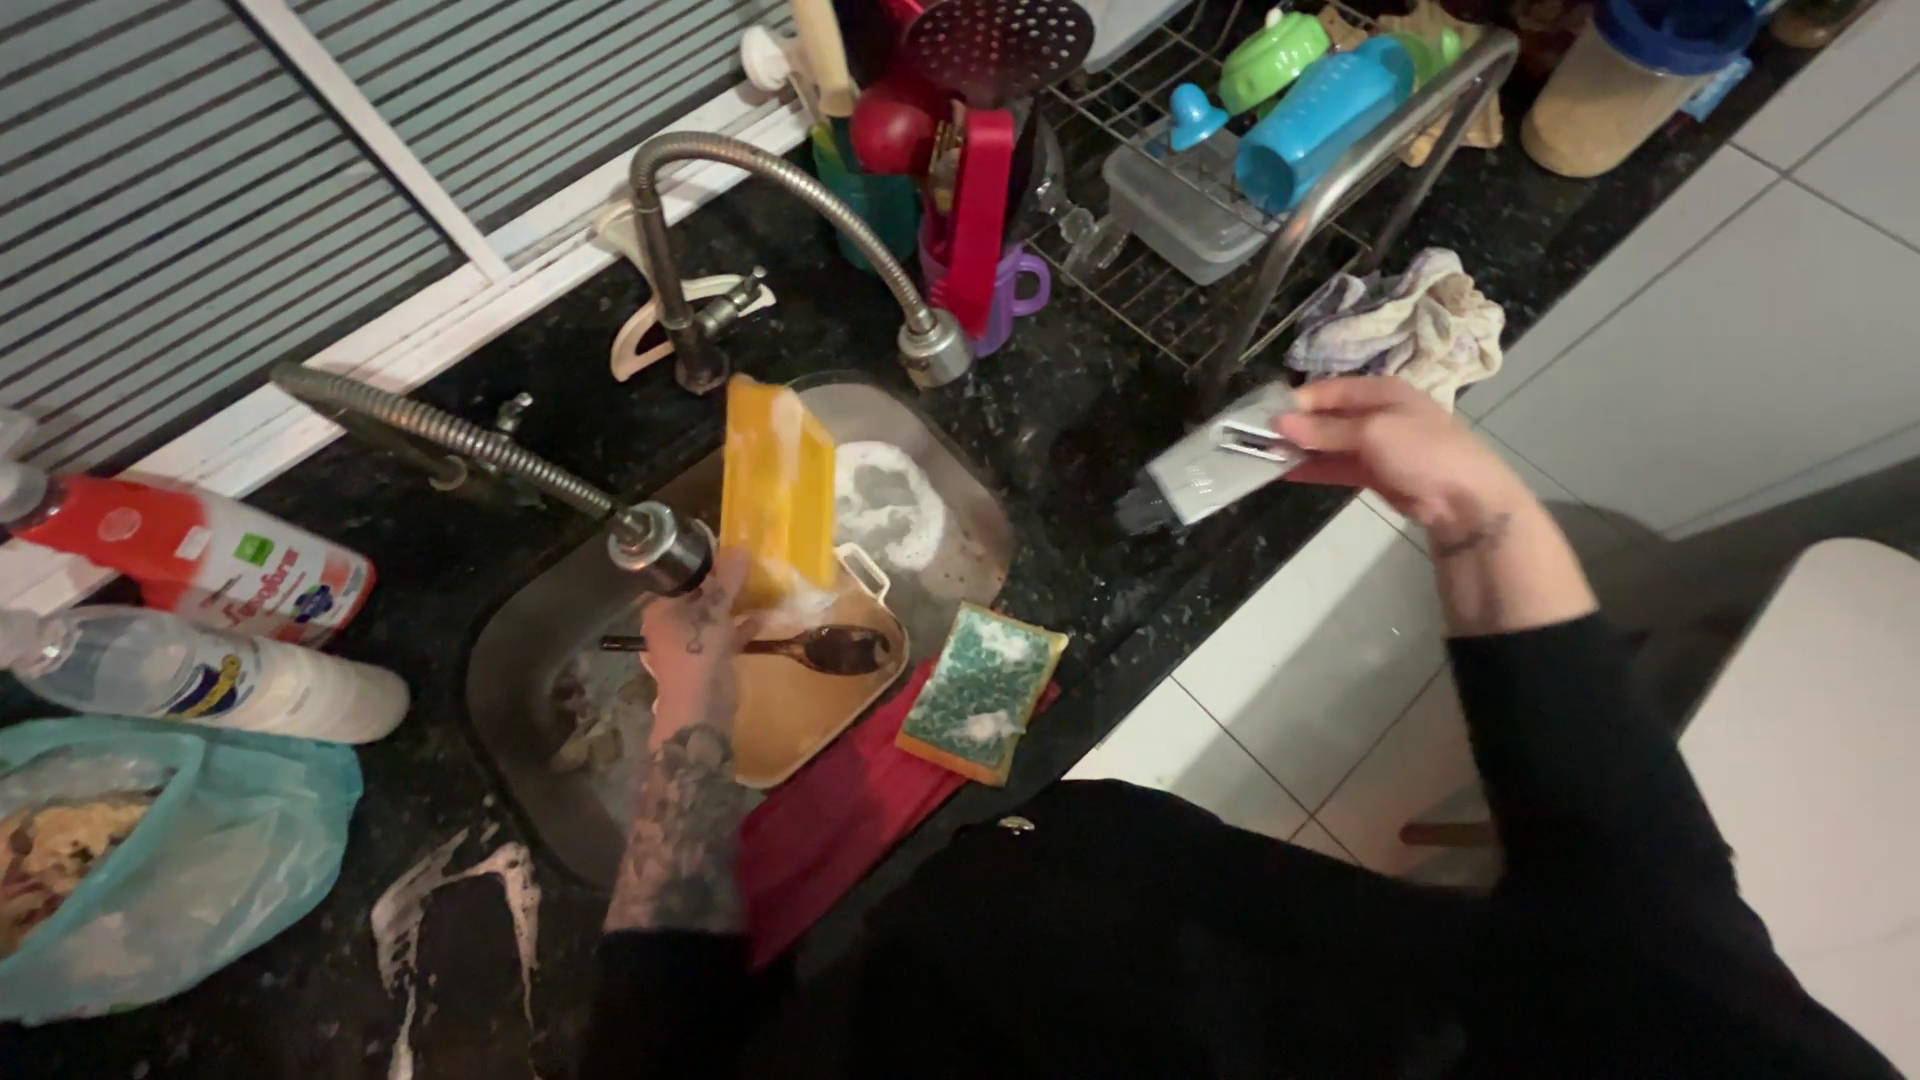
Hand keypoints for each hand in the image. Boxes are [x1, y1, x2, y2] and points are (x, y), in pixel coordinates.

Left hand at [638, 549, 757, 742]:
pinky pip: (724, 635)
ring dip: (733, 603)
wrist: (700, 706)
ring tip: (758, 585)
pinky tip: (762, 616)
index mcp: (661, 608)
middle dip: (722, 582)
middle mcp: (670, 623)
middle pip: (698, 595)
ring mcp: (689, 642)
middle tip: (748, 564)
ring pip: (712, 615)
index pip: (680, 576)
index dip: (704, 562)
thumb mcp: (714, 611)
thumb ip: (728, 581)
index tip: (729, 549)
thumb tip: (742, 548)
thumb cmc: (698, 652)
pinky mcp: (707, 657)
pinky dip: (740, 626)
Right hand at [1275, 377, 1531, 542]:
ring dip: (1300, 449)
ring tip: (1265, 457)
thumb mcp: (1372, 433)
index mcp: (1381, 392)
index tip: (1264, 416)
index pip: (1328, 390)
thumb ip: (1323, 430)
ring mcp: (1373, 444)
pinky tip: (1285, 473)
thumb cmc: (1422, 450)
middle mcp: (1375, 413)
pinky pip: (1334, 466)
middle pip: (1325, 417)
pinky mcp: (1371, 471)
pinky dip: (1312, 468)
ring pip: (1327, 443)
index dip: (1296, 402)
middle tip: (1259, 439)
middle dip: (1294, 427)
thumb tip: (1278, 423)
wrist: (1463, 497)